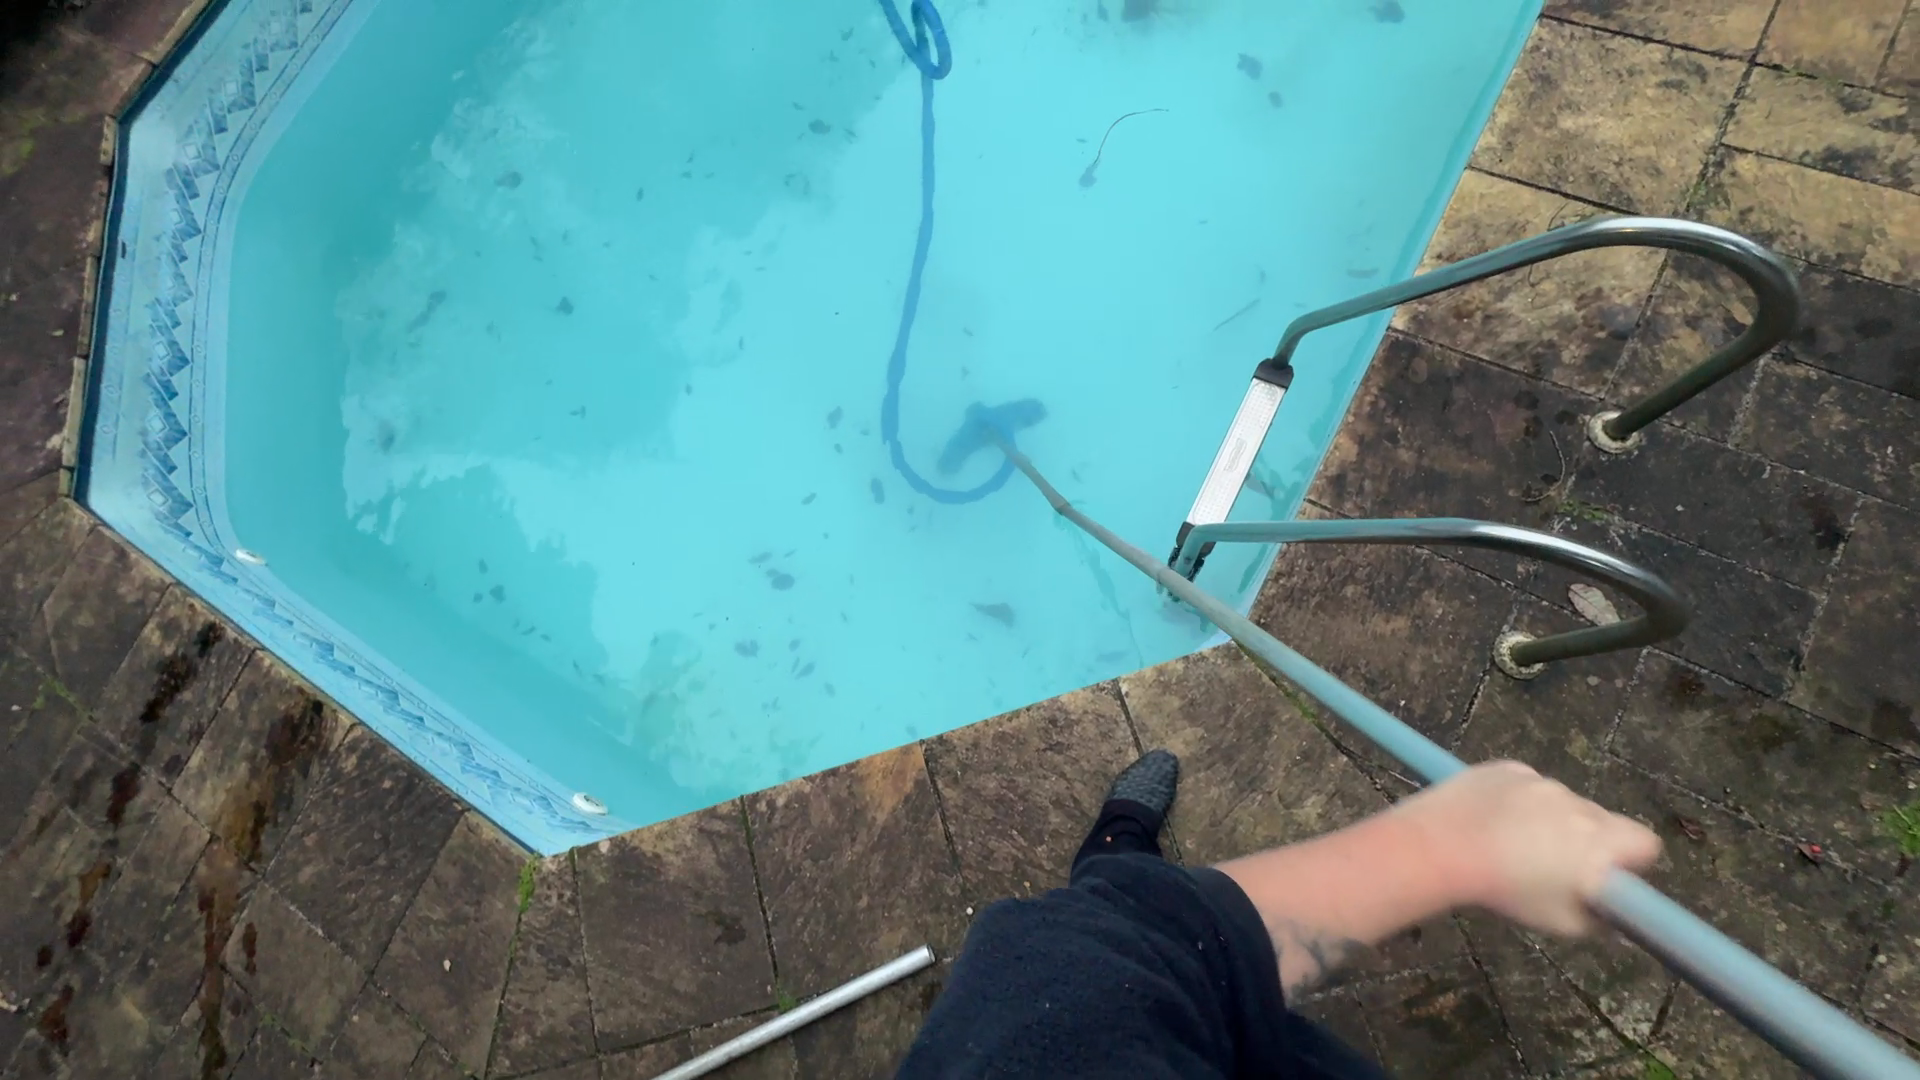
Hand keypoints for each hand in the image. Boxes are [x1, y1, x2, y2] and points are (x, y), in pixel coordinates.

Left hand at [1393, 761, 1660, 935]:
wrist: (1439, 846)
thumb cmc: (1506, 890)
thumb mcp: (1567, 922)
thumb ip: (1602, 916)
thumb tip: (1609, 909)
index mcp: (1602, 838)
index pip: (1644, 841)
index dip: (1628, 859)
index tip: (1603, 873)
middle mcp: (1574, 801)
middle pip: (1598, 818)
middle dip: (1584, 837)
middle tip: (1548, 860)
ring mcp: (1535, 780)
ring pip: (1557, 800)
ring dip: (1546, 816)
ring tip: (1509, 839)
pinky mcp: (1503, 767)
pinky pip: (1522, 783)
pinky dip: (1515, 797)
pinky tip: (1490, 816)